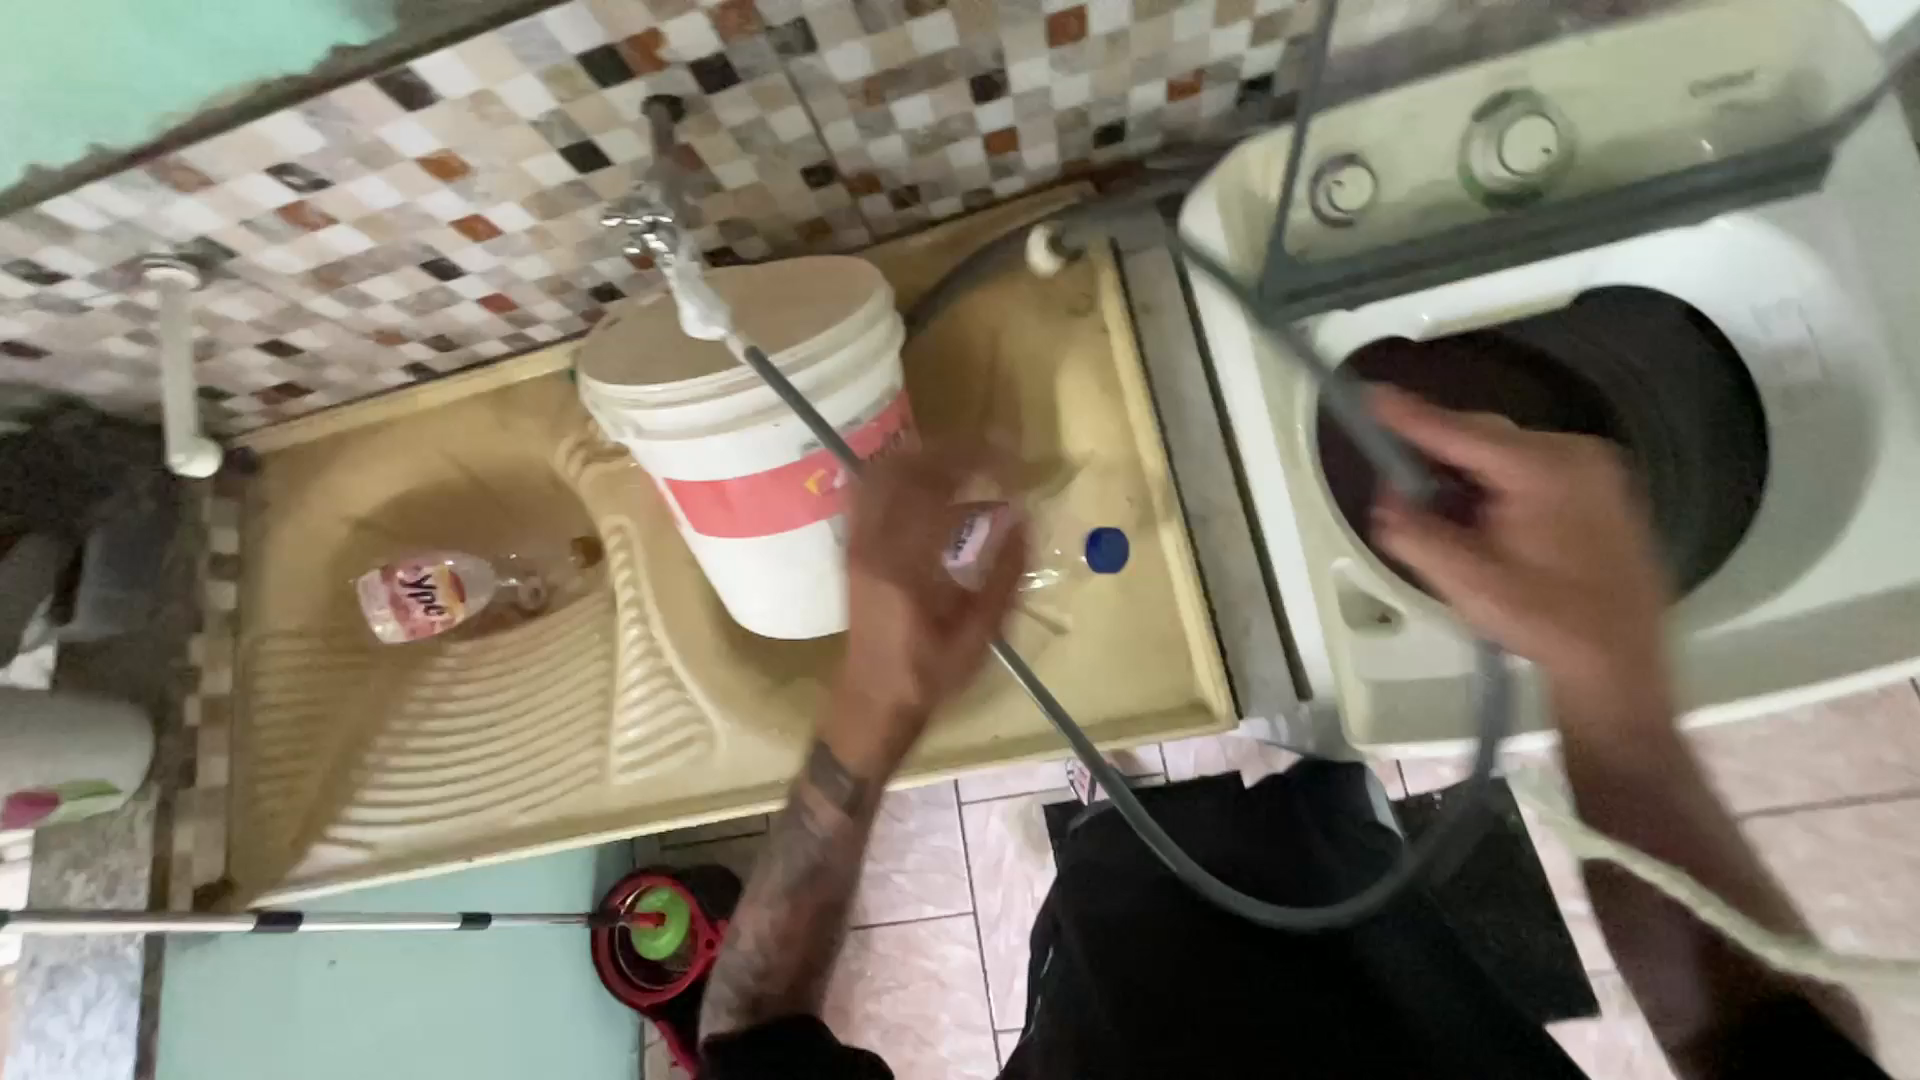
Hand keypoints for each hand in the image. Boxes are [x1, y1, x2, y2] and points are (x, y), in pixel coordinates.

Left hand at [822, 447, 1026, 777]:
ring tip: (965, 457)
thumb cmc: (928, 675)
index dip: (977, 464)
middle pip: (905, 469)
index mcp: (906, 568)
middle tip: (992, 450)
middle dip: (952, 450)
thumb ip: (1002, 576)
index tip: (1010, 461)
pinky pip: (867, 490)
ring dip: (924, 455)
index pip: (938, 491)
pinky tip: (926, 476)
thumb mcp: (979, 636)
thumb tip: (1022, 520)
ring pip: (882, 473)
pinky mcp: (851, 547)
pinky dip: (898, 472)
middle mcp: (872, 545)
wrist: (871, 698)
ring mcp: (855, 543)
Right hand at [1368, 389, 1671, 691]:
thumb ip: (1413, 532)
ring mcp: (1593, 470)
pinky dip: (1491, 486)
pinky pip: (1526, 469)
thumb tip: (1385, 498)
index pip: (1460, 432)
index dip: (1409, 416)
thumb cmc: (1544, 620)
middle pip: (1482, 438)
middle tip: (1402, 493)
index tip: (1370, 394)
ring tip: (1447, 524)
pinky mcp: (1597, 489)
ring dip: (1462, 478)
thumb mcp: (1464, 580)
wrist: (1621, 661)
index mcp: (1543, 471)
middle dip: (1436, 459)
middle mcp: (1574, 456)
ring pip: (1501, 454)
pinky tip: (1481, 525)